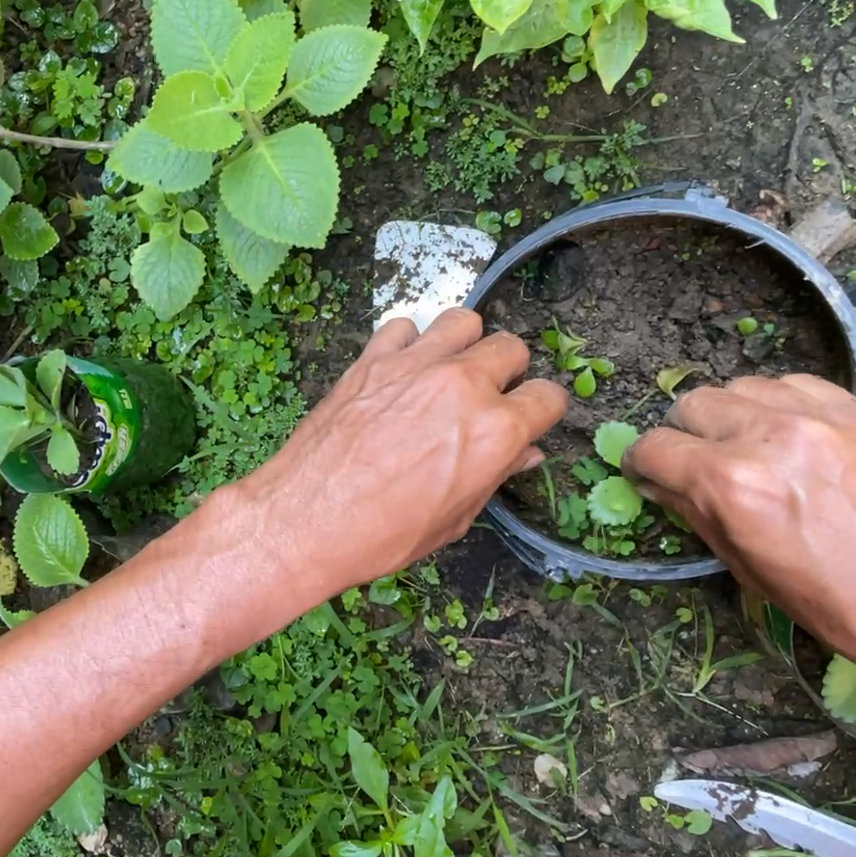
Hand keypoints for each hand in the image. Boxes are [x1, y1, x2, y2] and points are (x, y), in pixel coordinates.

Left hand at [230, 308, 566, 596]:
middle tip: (483, 397)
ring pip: (462, 321)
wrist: (306, 520)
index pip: (548, 397)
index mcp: (495, 431)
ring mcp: (414, 366)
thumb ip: (495, 475)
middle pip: (510, 348)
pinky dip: (406, 343)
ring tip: (445, 372)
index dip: (538, 412)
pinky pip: (403, 327)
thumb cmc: (383, 534)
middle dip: (505, 372)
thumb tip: (523, 452)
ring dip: (461, 344)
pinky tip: (398, 370)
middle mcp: (462, 386)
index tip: (525, 419)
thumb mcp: (454, 519)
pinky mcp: (372, 359)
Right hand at [622, 374, 855, 677]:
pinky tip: (793, 436)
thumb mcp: (756, 575)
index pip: (655, 448)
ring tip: (746, 447)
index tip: (649, 479)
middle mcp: (773, 435)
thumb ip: (700, 518)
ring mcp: (829, 417)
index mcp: (736, 484)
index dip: (642, 466)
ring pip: (744, 386)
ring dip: (729, 415)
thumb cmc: (854, 616)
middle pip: (692, 404)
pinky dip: (779, 405)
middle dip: (681, 435)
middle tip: (696, 466)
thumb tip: (662, 487)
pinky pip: (800, 387)